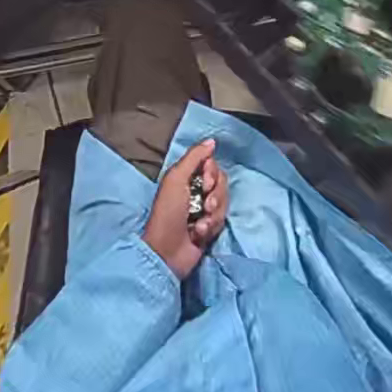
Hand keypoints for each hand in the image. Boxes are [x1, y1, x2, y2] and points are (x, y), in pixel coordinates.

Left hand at [143, 138, 227, 279]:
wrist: (168, 251)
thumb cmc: (168, 212)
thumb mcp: (176, 179)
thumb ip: (194, 157)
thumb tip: (212, 140)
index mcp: (186, 176)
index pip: (211, 165)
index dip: (211, 173)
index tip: (203, 183)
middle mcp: (196, 189)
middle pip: (221, 182)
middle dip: (215, 194)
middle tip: (204, 205)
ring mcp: (204, 208)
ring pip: (224, 201)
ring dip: (212, 213)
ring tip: (199, 224)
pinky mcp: (211, 226)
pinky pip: (222, 219)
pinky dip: (211, 226)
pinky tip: (199, 233)